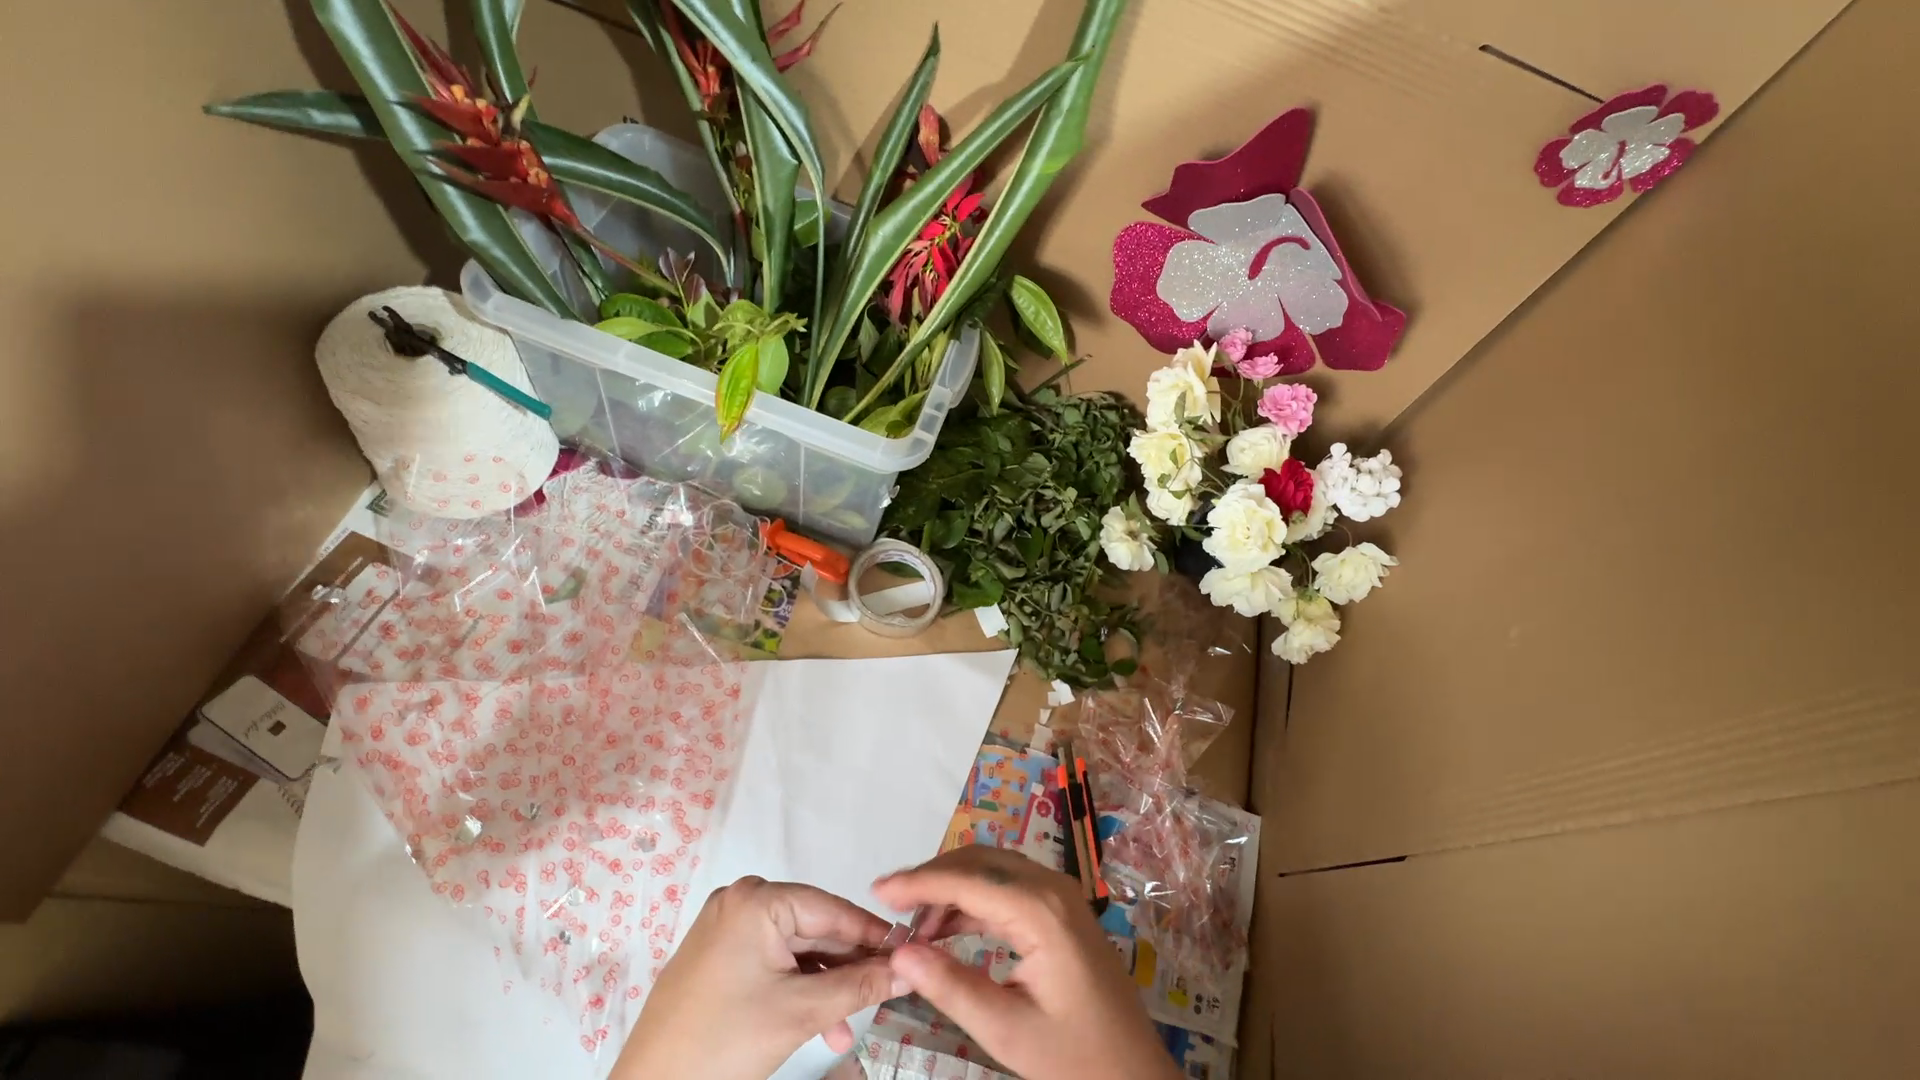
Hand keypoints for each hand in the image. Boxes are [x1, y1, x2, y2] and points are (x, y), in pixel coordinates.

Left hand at [611, 876, 901, 1079]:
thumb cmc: (726, 1041)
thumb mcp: (802, 1012)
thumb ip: (859, 985)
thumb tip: (907, 969)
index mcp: (757, 900)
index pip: (832, 909)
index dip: (874, 934)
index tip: (911, 952)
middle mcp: (741, 901)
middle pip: (814, 928)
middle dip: (848, 967)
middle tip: (886, 992)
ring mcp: (726, 927)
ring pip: (796, 949)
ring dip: (826, 985)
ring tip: (849, 1024)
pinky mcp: (718, 954)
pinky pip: (773, 961)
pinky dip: (798, 988)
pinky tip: (822, 1023)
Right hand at [874, 847, 1180, 1079]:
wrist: (1134, 1073)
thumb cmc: (1074, 1056)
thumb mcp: (1006, 1031)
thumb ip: (950, 988)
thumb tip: (897, 954)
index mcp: (1041, 912)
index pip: (967, 879)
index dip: (918, 882)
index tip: (877, 889)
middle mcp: (1051, 888)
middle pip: (978, 862)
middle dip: (931, 878)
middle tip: (890, 906)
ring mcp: (1059, 895)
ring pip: (991, 869)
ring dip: (950, 888)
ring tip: (912, 925)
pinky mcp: (1059, 909)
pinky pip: (1006, 887)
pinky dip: (971, 900)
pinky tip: (945, 929)